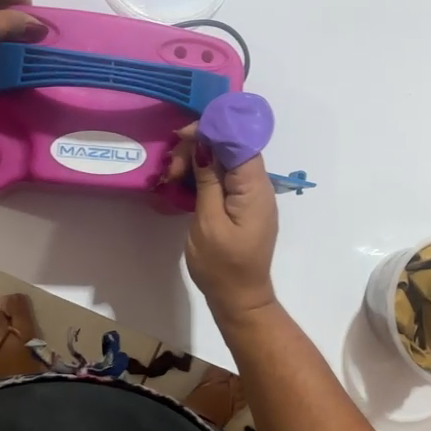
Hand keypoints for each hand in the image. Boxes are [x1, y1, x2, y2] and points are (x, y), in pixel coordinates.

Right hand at [177, 125, 279, 323]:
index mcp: (255, 187)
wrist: (239, 299)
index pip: (239, 140)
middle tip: (171, 170)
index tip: (182, 137)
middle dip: (198, 148)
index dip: (211, 130)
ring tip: (172, 179)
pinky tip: (183, 185)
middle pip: (230, 148)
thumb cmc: (222, 265)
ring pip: (225, 162)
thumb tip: (204, 145)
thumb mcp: (208, 222)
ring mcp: (252, 195)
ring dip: (197, 163)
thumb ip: (208, 181)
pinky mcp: (243, 205)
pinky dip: (204, 177)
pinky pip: (225, 179)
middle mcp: (259, 185)